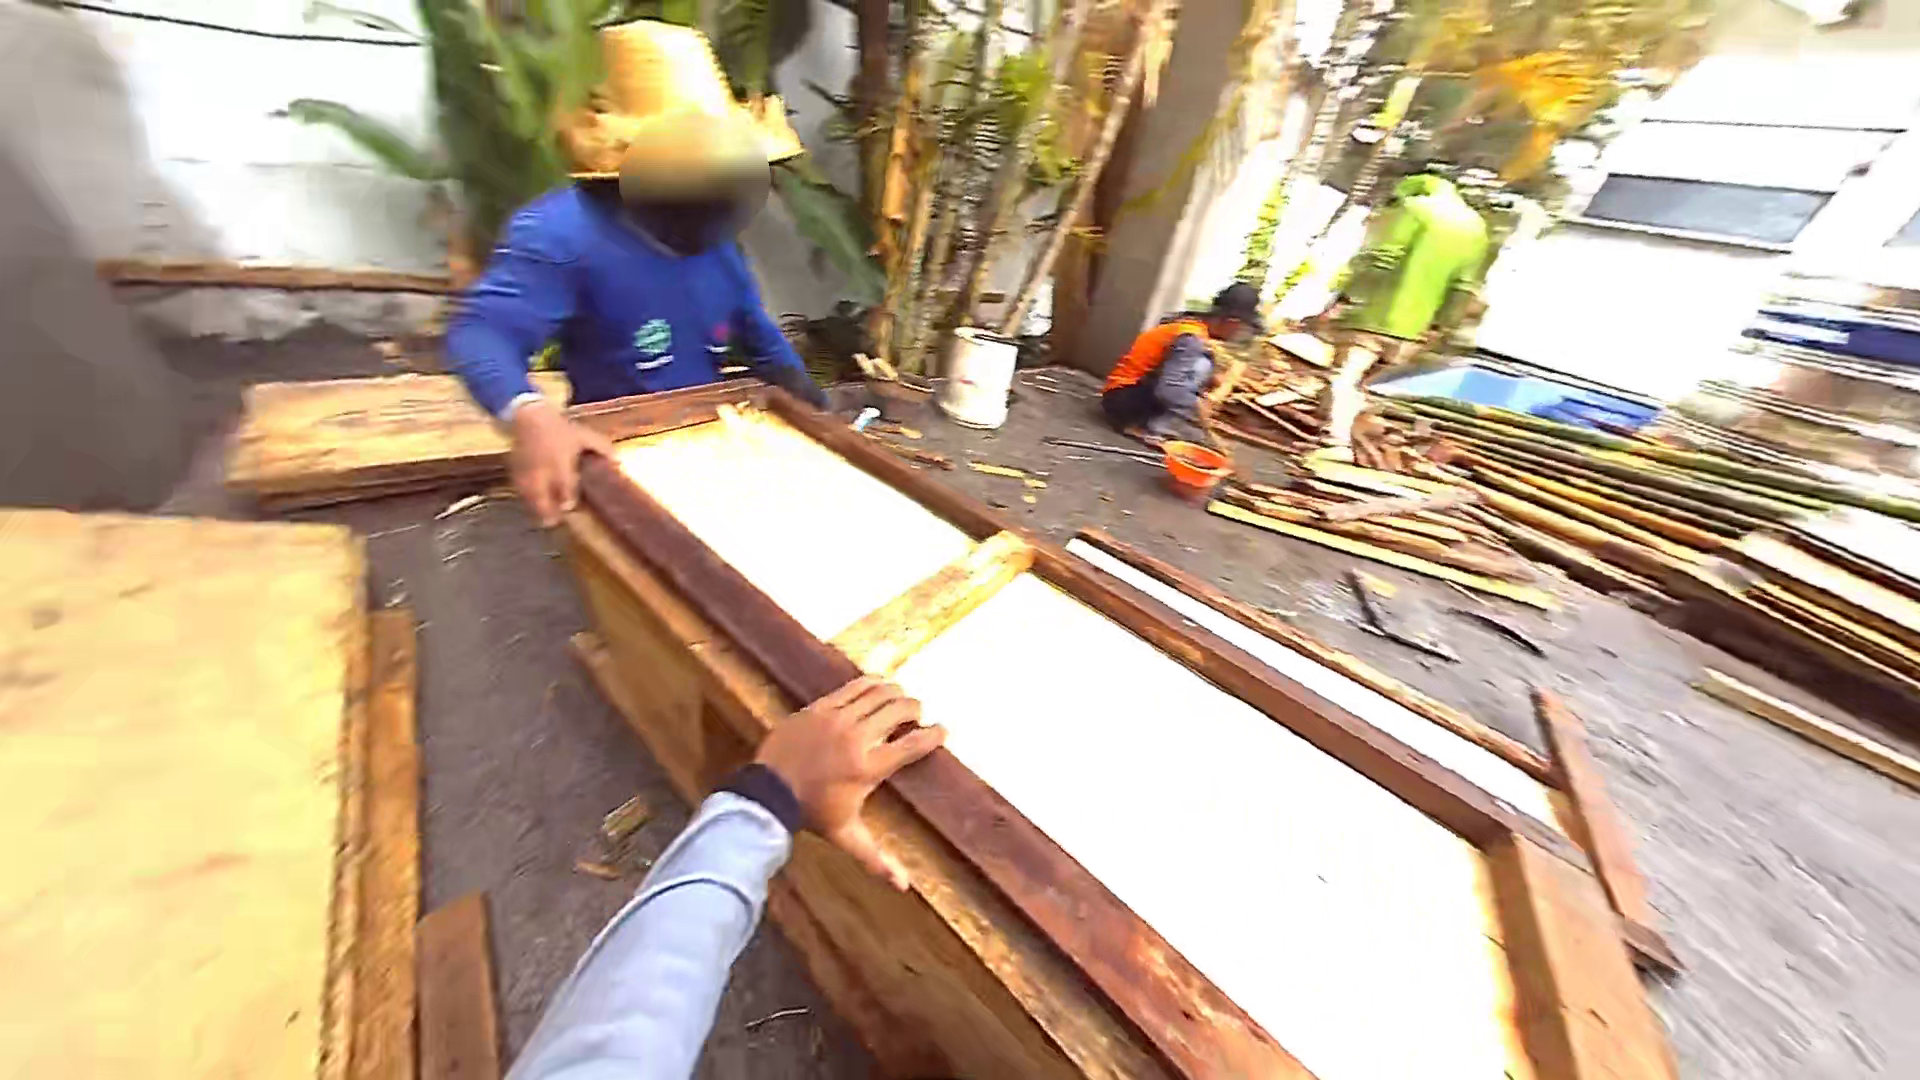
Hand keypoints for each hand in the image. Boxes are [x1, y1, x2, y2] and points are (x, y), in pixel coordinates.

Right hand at [509, 399, 615, 526]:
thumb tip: (620, 463)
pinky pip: (518, 486)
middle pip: (541, 492)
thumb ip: (603, 449)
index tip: (570, 507)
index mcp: (560, 460)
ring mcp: (526, 468)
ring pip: (528, 492)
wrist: (529, 416)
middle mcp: (542, 467)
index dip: (566, 496)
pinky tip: (531, 506)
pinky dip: (525, 497)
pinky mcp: (515, 467)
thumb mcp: (585, 435)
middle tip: (553, 522)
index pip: (563, 482)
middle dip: (546, 508)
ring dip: (535, 507)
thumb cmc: (561, 428)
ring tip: (543, 521)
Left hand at [754, 676, 945, 889]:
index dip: (934, 735)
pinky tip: (881, 685)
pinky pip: (855, 686)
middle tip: (918, 715)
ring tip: (902, 699)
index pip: (912, 745)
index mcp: (869, 768)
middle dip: (916, 709)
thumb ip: (876, 858)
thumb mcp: (846, 835)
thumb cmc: (811, 813)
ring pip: (880, 693)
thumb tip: (904, 887)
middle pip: (900, 710)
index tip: (944, 730)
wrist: (767, 792)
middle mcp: (858, 738)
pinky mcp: (821, 706)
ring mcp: (838, 718)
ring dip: (897, 693)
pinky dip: (873, 683)